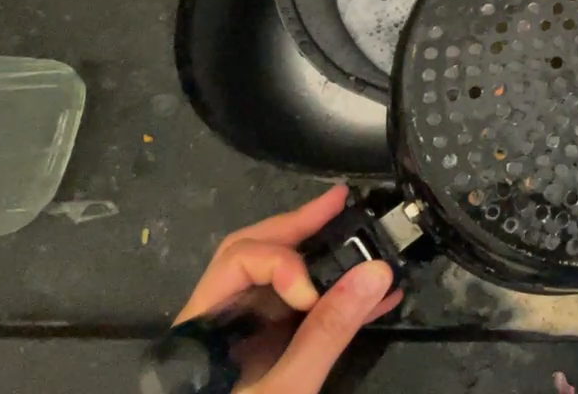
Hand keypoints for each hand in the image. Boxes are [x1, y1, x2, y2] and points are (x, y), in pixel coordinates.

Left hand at [175, 185, 402, 393]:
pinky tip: (373, 296)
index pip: (239, 262)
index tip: (315, 290)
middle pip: (250, 256)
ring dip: (319, 255)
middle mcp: (215, 327)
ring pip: (273, 281)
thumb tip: (375, 271)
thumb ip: (327, 331)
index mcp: (203, 332)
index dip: (284, 262)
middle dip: (299, 227)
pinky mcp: (264, 361)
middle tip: (341, 203)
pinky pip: (297, 314)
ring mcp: (238, 344)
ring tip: (358, 228)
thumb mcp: (285, 392)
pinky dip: (334, 297)